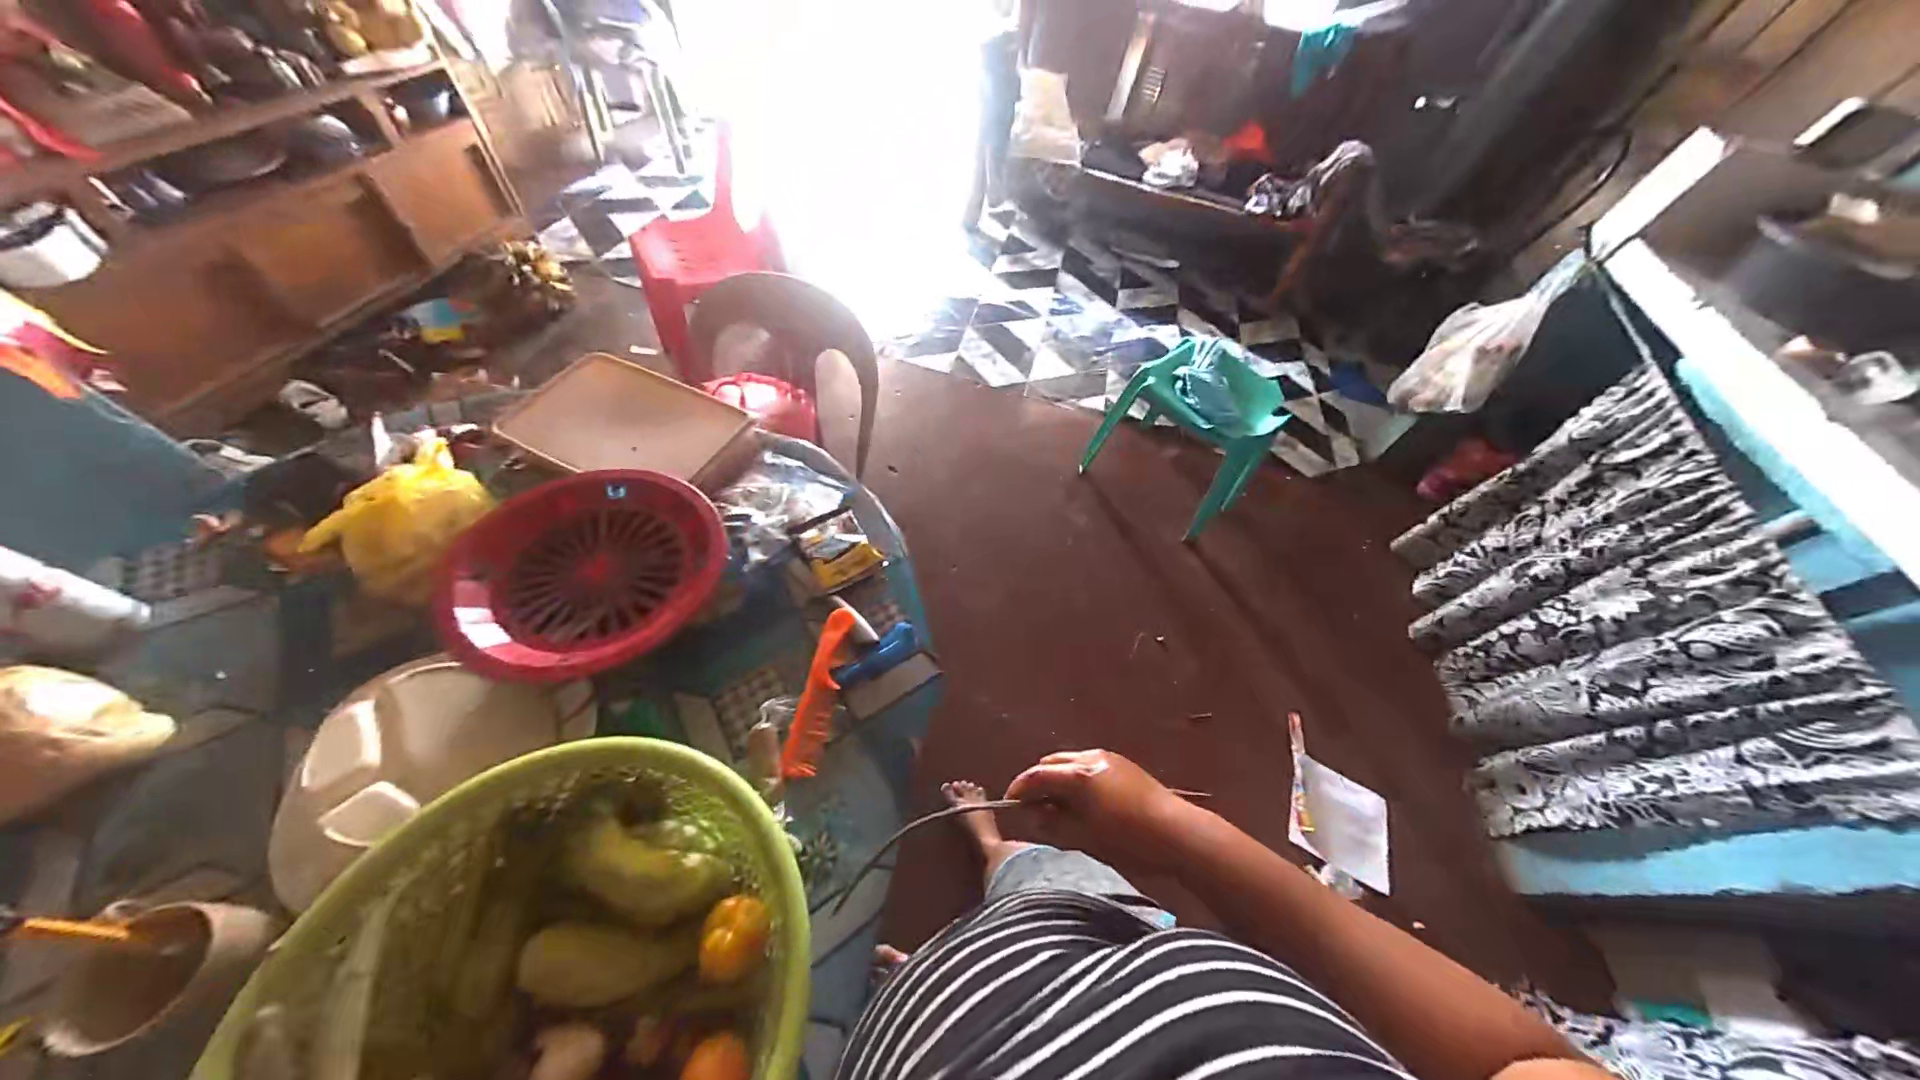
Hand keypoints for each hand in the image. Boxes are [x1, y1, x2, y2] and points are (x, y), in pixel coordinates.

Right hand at [1004, 749, 1201, 871]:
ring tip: (1058, 806)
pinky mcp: (1123, 765)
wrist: (1179, 834)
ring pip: (1071, 762)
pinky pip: (1088, 766)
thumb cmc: (1129, 840)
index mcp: (1078, 775)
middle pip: (1052, 762)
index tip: (1009, 802)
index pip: (1037, 775)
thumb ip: (1054, 824)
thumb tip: (1033, 815)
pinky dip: (1076, 779)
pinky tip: (1082, 802)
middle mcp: (1090, 758)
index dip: (1019, 788)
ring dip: (1058, 779)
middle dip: (1039, 780)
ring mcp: (1108, 759)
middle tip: (1033, 806)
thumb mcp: (1085, 837)